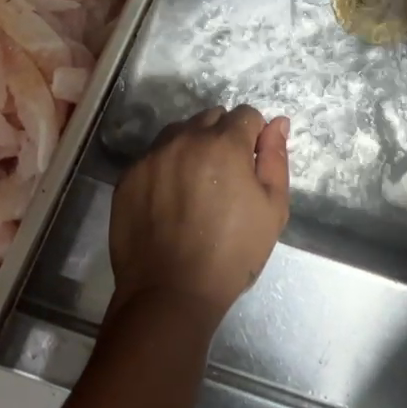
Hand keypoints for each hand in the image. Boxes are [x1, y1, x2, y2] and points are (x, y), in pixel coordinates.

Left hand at [109, 105, 290, 323]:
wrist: (170, 293)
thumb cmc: (232, 254)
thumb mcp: (272, 209)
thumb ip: (276, 159)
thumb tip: (277, 123)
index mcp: (224, 143)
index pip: (246, 115)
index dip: (254, 137)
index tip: (251, 167)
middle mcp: (185, 138)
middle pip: (211, 118)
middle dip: (223, 137)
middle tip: (225, 178)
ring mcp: (152, 155)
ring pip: (180, 133)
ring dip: (192, 147)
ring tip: (196, 187)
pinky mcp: (129, 175)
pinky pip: (154, 156)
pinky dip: (166, 167)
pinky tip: (170, 200)